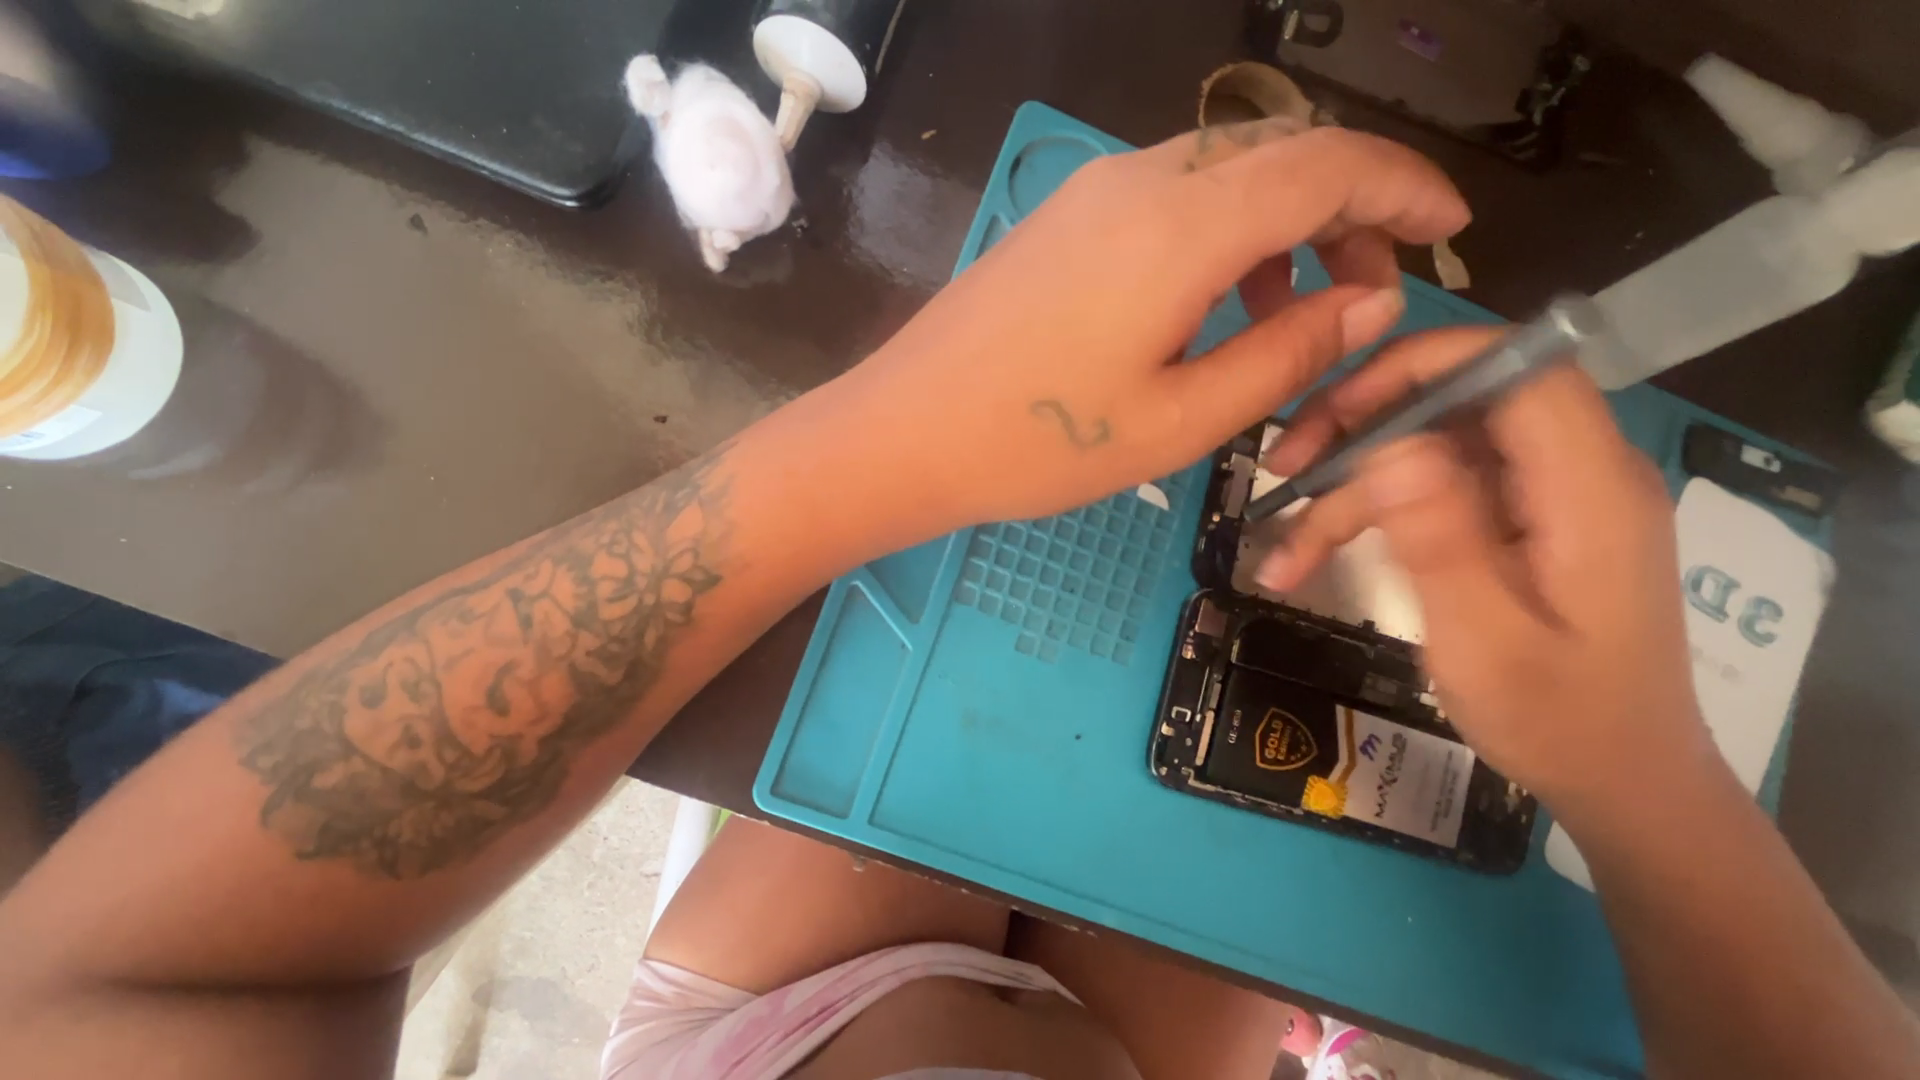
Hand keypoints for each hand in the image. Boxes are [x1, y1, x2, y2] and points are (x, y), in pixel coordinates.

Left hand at [836, 122, 1467, 528]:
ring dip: (1283, 220)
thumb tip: (1370, 303)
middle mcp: (1138, 181)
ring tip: (1299, 305)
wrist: (904, 432)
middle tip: (1372, 287)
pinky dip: (1221, 229)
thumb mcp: (1179, 421)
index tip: (1452, 229)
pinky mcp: (1062, 217)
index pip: (1327, 164)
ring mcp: (1092, 192)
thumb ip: (1284, 356)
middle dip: (1347, 206)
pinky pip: (1169, 194)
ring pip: (1224, 169)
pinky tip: (1216, 299)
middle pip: (1279, 152)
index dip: (1404, 187)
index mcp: (1180, 228)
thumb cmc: (1039, 445)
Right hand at [1255, 328, 1717, 811]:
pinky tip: (1311, 559)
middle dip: (1358, 427)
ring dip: (1348, 490)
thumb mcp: (1486, 643)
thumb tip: (1391, 447)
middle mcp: (1573, 472)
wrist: (1621, 780)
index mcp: (1588, 489)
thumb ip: (1443, 541)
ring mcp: (1543, 496)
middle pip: (1456, 402)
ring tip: (1283, 549)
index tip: (1335, 407)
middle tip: (1282, 469)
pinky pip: (1433, 490)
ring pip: (1428, 451)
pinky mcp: (1518, 521)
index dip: (1421, 365)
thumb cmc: (1559, 723)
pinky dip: (1371, 518)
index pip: (1516, 369)